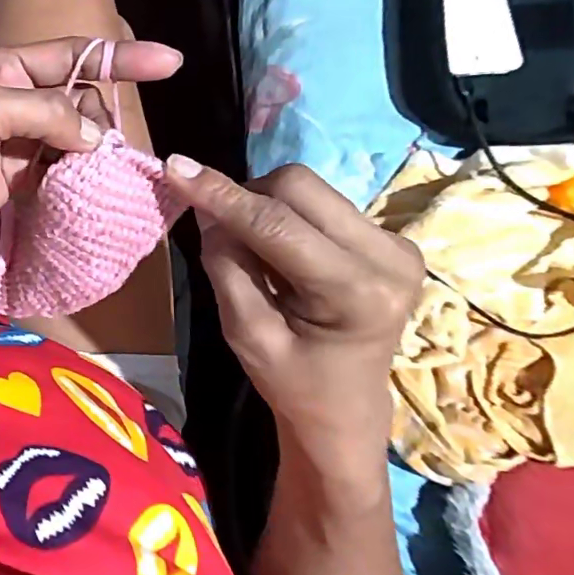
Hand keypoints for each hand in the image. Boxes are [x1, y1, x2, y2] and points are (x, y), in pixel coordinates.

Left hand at [0, 37, 181, 252]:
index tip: (172, 62)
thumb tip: (94, 136)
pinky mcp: (18, 175)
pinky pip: (61, 166)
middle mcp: (13, 97)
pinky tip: (95, 179)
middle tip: (107, 143)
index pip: (70, 54)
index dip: (118, 57)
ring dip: (94, 146)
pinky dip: (81, 171)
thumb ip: (43, 111)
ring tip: (105, 164)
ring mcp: (17, 139)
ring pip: (74, 133)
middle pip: (77, 94)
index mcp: (1, 67)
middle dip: (100, 112)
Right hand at [160, 160, 422, 482]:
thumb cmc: (290, 381)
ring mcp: (398, 244)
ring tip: (255, 254)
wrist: (344, 407)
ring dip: (264, 206)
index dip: (222, 194)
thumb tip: (208, 209)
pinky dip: (284, 216)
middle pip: (299, 187)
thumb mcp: (244, 332)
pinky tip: (281, 255)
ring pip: (309, 189)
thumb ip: (226, 266)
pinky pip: (320, 203)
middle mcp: (390, 258)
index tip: (175, 167)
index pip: (277, 225)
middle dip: (245, 198)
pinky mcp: (390, 239)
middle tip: (220, 233)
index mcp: (357, 293)